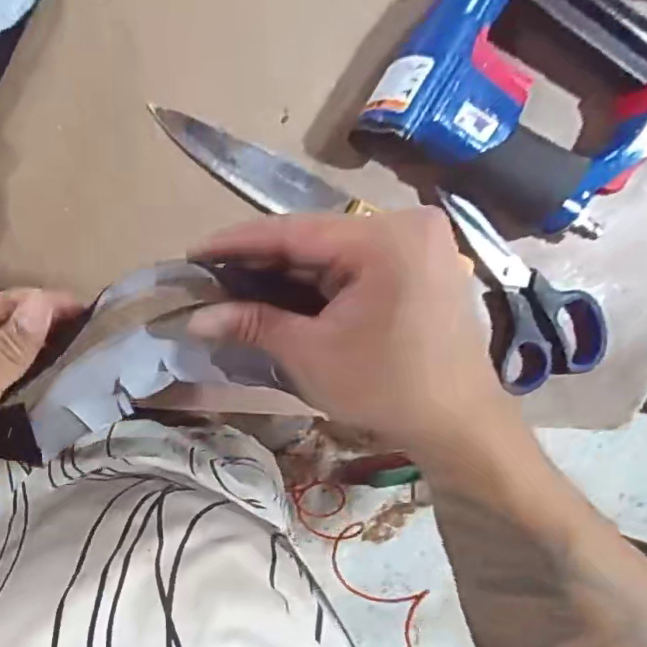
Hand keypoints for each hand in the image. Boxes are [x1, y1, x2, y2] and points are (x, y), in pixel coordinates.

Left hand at [0, 288, 86, 503]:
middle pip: (3, 317)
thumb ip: (9, 350)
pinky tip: (18, 385)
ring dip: (23, 347)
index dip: (54, 302)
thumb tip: (43, 300)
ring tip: (62, 361)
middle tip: (84, 340)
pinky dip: (3, 368)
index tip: (93, 314)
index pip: (16, 299)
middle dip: (42, 323)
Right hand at [186, 208, 516, 455]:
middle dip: (256, 259)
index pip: (293, 231)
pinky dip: (310, 282)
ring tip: (230, 285)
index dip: (235, 243)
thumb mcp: (307, 352)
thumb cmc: (382, 385)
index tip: (192, 253)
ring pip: (328, 252)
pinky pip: (349, 266)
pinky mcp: (416, 267)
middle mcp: (405, 226)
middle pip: (312, 237)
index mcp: (384, 239)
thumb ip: (251, 323)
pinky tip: (275, 294)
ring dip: (280, 271)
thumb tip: (194, 319)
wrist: (455, 419)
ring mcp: (415, 245)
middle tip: (205, 274)